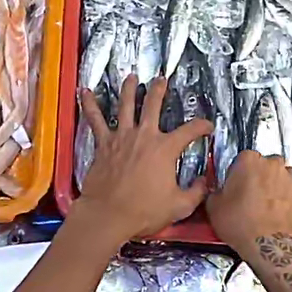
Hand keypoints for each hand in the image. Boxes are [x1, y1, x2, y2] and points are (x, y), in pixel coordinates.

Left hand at [69, 75, 213, 243]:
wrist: (109, 214)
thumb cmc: (144, 211)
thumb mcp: (180, 206)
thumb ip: (196, 192)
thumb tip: (205, 183)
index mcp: (165, 149)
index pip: (190, 130)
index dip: (202, 126)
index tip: (207, 127)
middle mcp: (144, 136)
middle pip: (153, 105)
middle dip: (159, 90)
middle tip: (161, 80)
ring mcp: (121, 137)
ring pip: (125, 105)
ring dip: (129, 89)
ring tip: (131, 77)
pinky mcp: (103, 144)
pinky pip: (95, 120)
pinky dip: (89, 105)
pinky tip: (84, 92)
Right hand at [206, 150, 291, 256]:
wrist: (267, 244)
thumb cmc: (239, 222)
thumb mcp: (214, 206)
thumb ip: (217, 191)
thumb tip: (219, 192)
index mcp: (248, 161)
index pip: (244, 157)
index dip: (239, 170)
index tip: (236, 183)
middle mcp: (272, 165)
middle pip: (268, 162)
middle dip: (262, 173)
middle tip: (253, 191)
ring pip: (288, 173)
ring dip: (281, 182)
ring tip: (272, 197)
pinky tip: (289, 204)